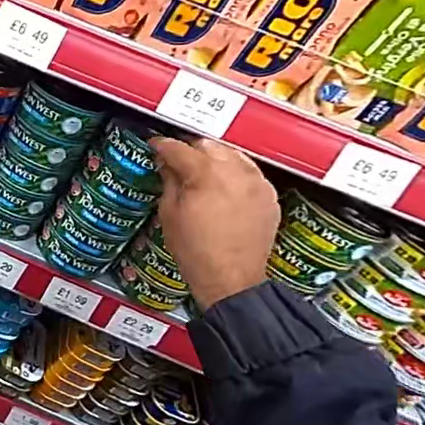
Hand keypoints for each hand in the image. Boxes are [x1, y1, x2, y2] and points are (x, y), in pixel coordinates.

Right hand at [151, 137, 279, 307]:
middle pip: (207, 144)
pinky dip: (234, 175)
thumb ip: (169, 181)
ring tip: (201, 174)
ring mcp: (256, 182)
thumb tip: (167, 166)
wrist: (230, 279)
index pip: (178, 148)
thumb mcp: (169, 213)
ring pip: (232, 154)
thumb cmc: (198, 252)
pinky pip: (249, 173)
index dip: (161, 146)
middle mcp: (235, 171)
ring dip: (214, 159)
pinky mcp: (269, 196)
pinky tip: (223, 189)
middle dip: (190, 150)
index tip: (155, 147)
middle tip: (176, 162)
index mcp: (205, 173)